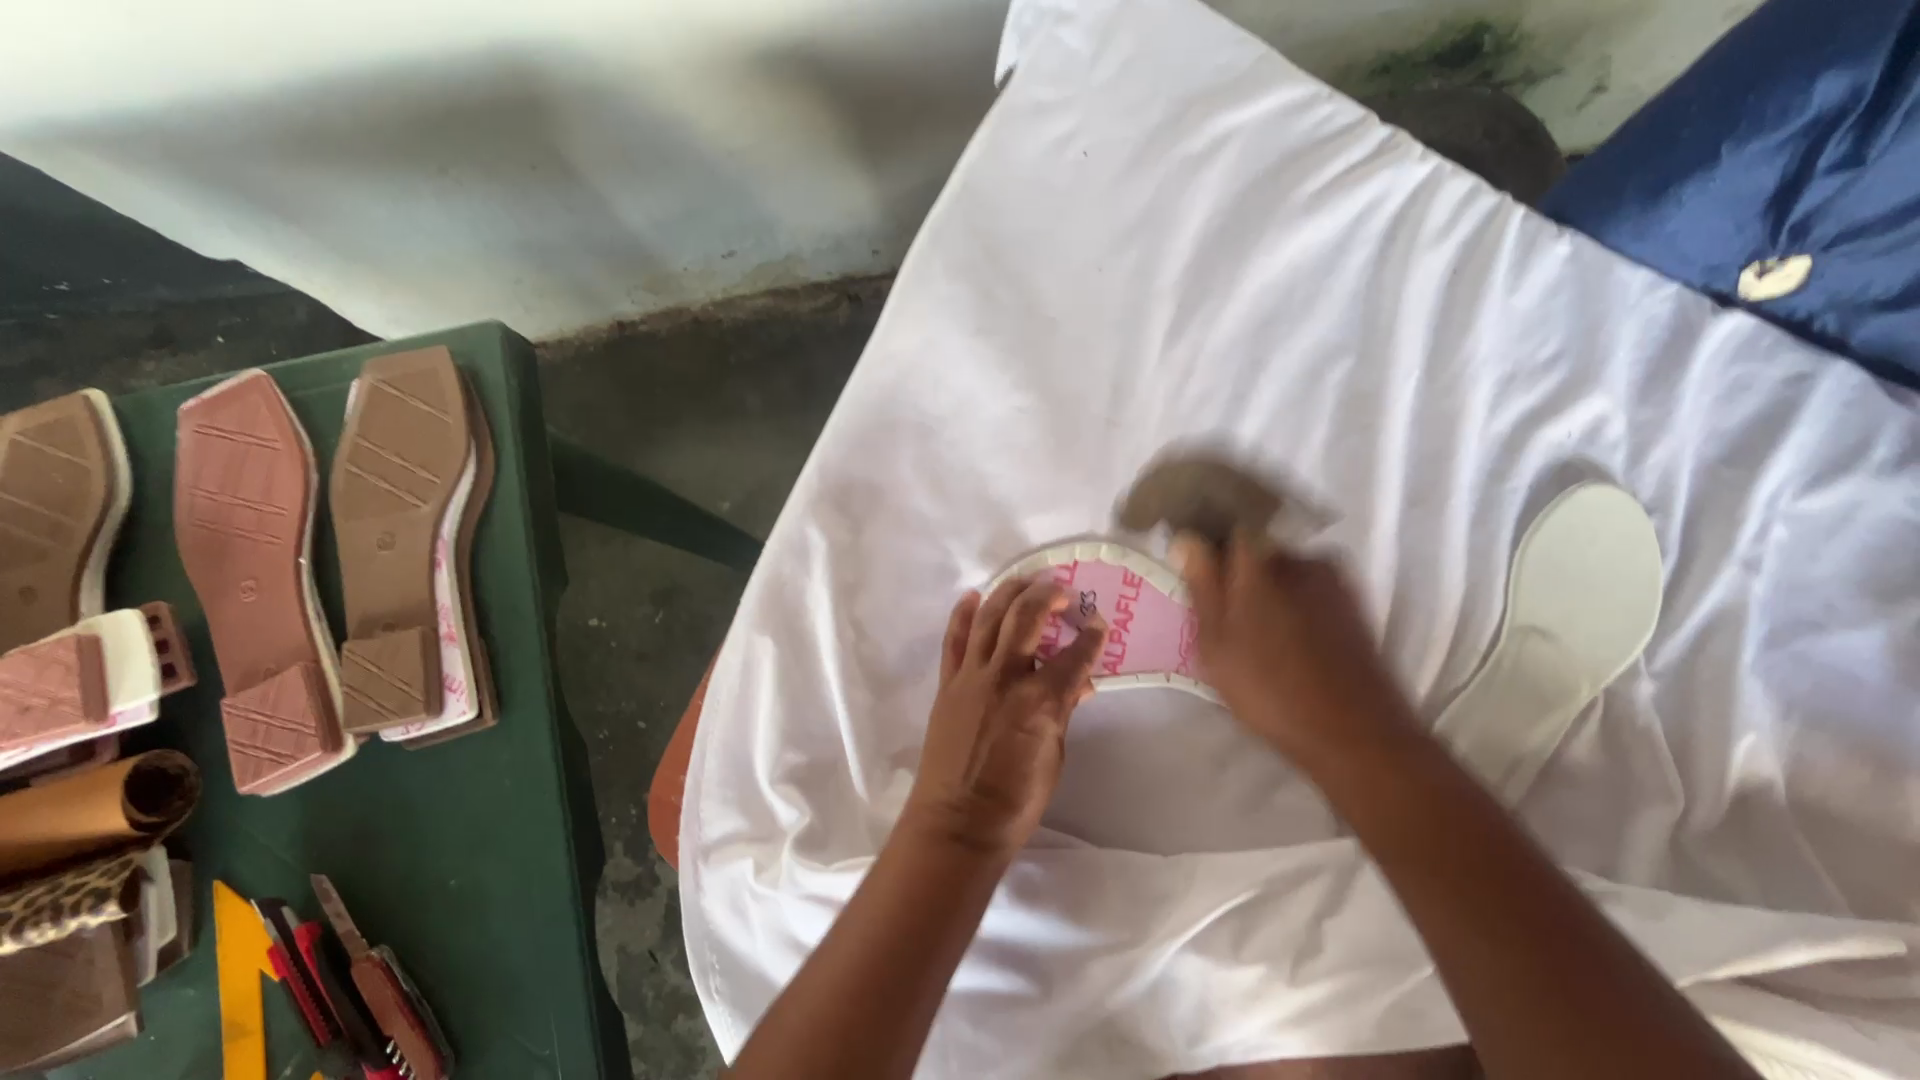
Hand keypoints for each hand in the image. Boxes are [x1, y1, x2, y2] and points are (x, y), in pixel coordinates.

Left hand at [902, 579, 1107, 856]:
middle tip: (1062, 589)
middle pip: (1027, 619)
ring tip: (1026, 581)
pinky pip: (955, 640)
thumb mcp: (1054, 758)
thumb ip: (1063, 714)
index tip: (1098, 622)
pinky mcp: (947, 685)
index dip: (1091, 636)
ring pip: (990, 618)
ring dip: (1009, 593)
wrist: (957, 823)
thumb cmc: (1015, 801)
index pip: (1074, 656)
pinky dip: (963, 615)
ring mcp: (971, 678)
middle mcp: (1005, 678)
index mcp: (1040, 701)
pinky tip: (973, 596)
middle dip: (1048, 596)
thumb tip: (1076, 686)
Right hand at [1175, 531, 1418, 760]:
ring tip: (1255, 643)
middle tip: (1221, 622)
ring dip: (1268, 597)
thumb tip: (1187, 537)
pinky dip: (1293, 612)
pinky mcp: (1355, 606)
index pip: (1225, 529)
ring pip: (1285, 576)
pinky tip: (1287, 650)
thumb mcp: (1216, 642)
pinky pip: (1309, 596)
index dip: (1207, 549)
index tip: (1194, 577)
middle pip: (1256, 553)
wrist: (1355, 733)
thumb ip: (1202, 585)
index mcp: (1261, 560)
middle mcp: (1301, 556)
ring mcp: (1334, 581)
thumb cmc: (1270, 688)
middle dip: (1237, 578)